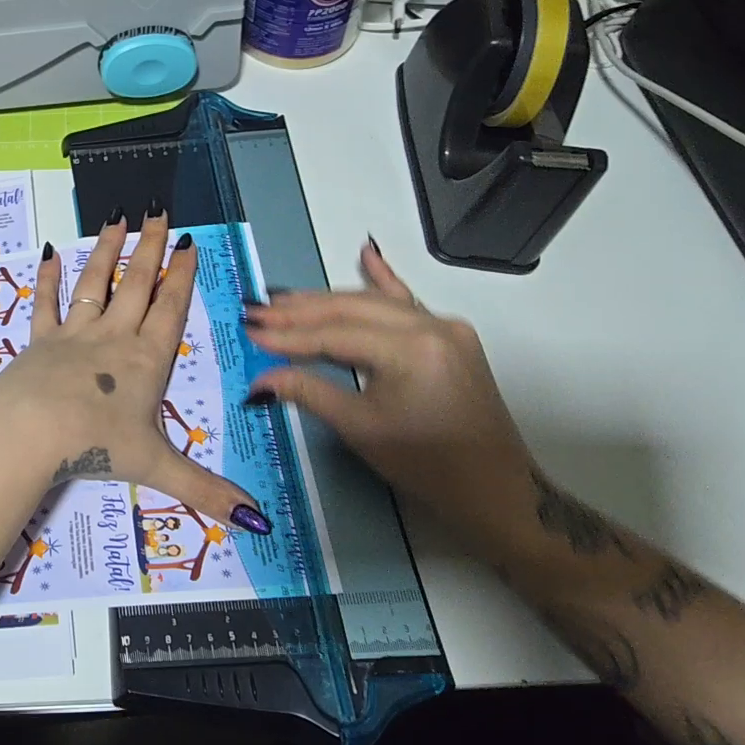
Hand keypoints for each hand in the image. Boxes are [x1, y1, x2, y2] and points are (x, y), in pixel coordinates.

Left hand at [0, 210, 270, 534]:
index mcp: (146, 360)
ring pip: (96, 282)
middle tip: (159, 211)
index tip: (189, 242)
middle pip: (137, 284)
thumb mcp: (158, 469)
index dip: (182, 275)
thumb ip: (208, 491)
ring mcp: (74, 335)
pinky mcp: (40, 341)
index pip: (170, 308)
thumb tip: (259, 522)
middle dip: (151, 247)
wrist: (32, 431)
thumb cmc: (97, 445)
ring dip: (107, 250)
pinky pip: (45, 303)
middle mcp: (113, 337)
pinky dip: (47, 278)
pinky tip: (47, 253)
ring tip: (116, 218)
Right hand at [244, 241, 534, 538]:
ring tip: (283, 301)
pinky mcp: (450, 337)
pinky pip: (407, 303)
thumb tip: (259, 379)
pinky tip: (367, 254)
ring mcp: (445, 328)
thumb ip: (308, 392)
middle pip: (351, 309)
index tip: (248, 331)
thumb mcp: (360, 428)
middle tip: (256, 311)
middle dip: (300, 312)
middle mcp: (431, 326)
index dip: (288, 335)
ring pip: (374, 304)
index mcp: (410, 350)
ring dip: (328, 302)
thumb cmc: (425, 465)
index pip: (334, 335)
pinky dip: (383, 281)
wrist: (495, 491)